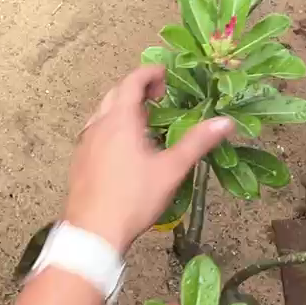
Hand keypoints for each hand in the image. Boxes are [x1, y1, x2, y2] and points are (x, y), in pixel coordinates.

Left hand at [62, 66, 235, 251]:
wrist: (93, 231)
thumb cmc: (133, 199)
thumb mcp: (171, 169)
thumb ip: (197, 142)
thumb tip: (225, 122)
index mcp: (120, 120)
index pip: (132, 81)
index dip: (150, 73)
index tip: (166, 76)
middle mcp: (98, 125)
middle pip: (116, 93)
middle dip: (138, 88)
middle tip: (160, 97)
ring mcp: (85, 142)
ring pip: (103, 112)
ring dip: (124, 108)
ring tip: (145, 122)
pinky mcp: (79, 159)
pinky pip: (96, 131)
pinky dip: (112, 127)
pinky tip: (125, 148)